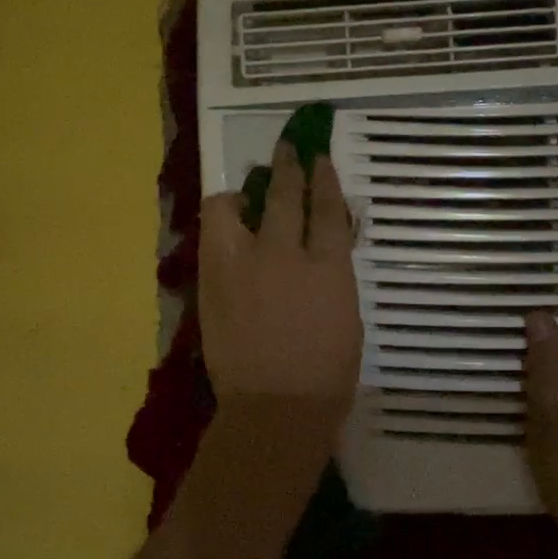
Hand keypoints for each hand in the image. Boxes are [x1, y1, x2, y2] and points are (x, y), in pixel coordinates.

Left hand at [199, 142, 361, 416]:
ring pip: (229, 207)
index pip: (328, 209)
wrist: (275, 409)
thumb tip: (323, 251)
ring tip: (244, 200)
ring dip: (240, 196)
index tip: (320, 159)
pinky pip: (210, 239)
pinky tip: (227, 232)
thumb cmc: (326, 374)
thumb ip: (333, 275)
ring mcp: (241, 266)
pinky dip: (220, 228)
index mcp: (328, 268)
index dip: (325, 179)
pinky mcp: (211, 283)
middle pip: (285, 195)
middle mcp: (283, 255)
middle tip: (289, 149)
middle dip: (288, 166)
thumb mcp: (347, 317)